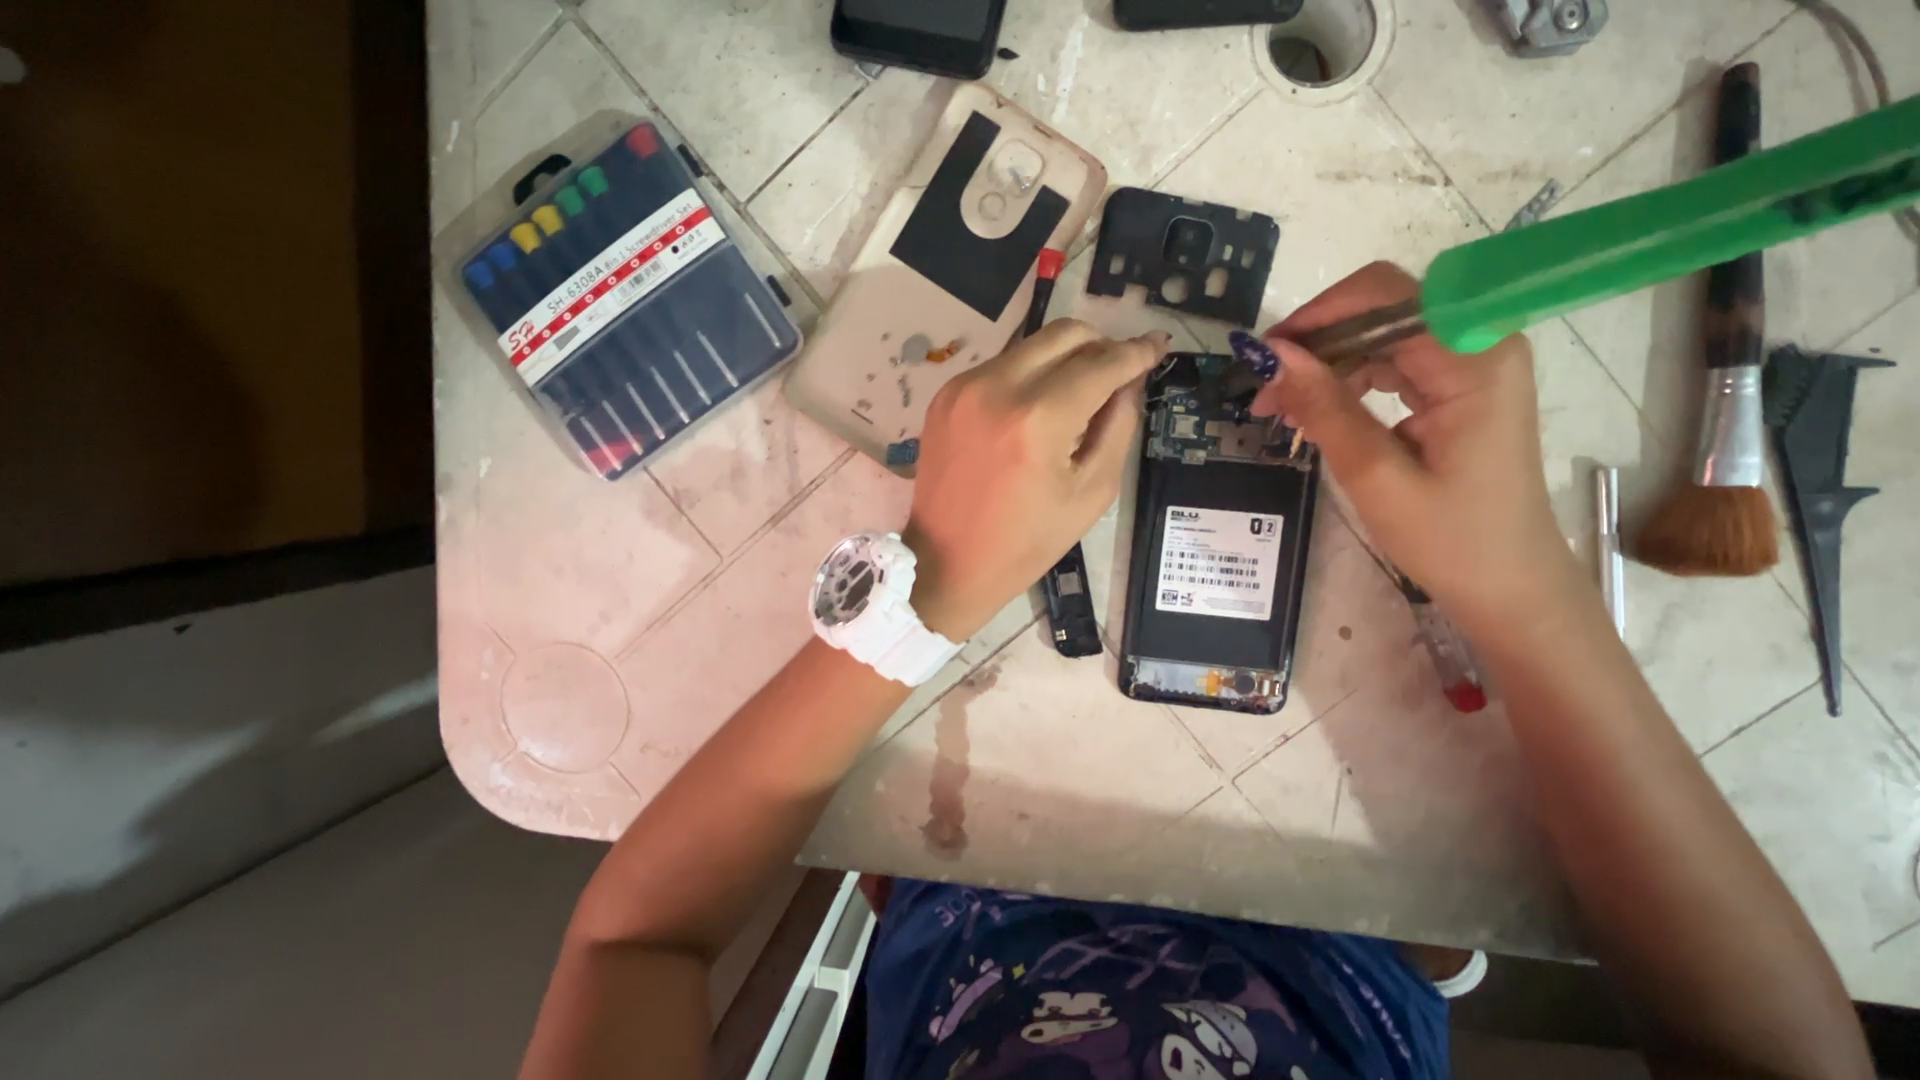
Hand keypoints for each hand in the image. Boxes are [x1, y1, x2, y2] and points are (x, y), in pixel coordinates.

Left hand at [904, 320, 1169, 639]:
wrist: (947, 562)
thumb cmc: (1027, 541)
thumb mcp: (1092, 493)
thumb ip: (1118, 426)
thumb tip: (1130, 381)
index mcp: (1038, 418)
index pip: (1100, 363)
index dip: (1136, 351)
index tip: (1158, 345)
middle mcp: (997, 387)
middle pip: (1064, 334)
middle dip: (1100, 345)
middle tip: (1118, 373)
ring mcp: (965, 386)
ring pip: (1031, 344)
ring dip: (1064, 358)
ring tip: (1077, 396)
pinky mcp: (946, 394)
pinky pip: (1001, 364)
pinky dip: (1029, 375)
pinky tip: (1036, 410)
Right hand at [1250, 262, 1583, 636]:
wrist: (1509, 584)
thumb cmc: (1451, 540)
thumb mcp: (1376, 477)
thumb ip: (1325, 408)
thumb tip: (1271, 356)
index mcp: (1473, 360)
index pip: (1384, 298)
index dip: (1318, 316)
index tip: (1264, 357)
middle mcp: (1479, 343)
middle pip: (1381, 308)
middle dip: (1317, 342)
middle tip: (1264, 390)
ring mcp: (1472, 362)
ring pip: (1379, 332)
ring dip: (1326, 362)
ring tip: (1281, 408)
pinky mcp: (1460, 384)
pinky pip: (1392, 359)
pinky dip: (1348, 378)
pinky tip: (1315, 411)